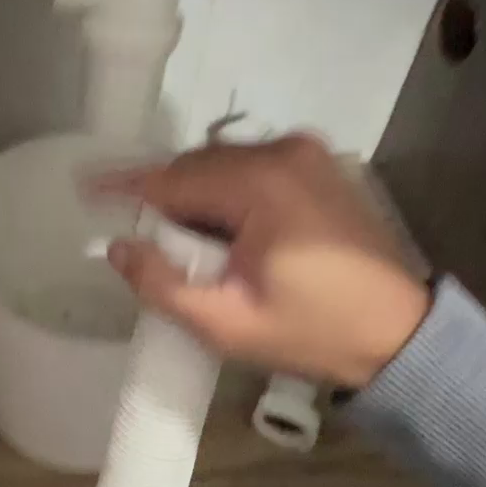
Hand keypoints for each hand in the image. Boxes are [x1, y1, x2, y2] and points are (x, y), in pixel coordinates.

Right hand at [92, 133, 429, 387]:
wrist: (402, 334)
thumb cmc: (314, 333)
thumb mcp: (227, 325)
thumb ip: (162, 285)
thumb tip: (118, 246)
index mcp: (260, 185)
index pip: (171, 178)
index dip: (123, 186)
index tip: (83, 186)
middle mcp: (282, 151)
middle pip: (196, 165)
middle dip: (165, 197)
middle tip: (148, 241)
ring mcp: (306, 152)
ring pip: (222, 162)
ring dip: (196, 193)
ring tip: (190, 242)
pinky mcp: (318, 162)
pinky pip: (251, 165)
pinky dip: (226, 188)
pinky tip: (228, 227)